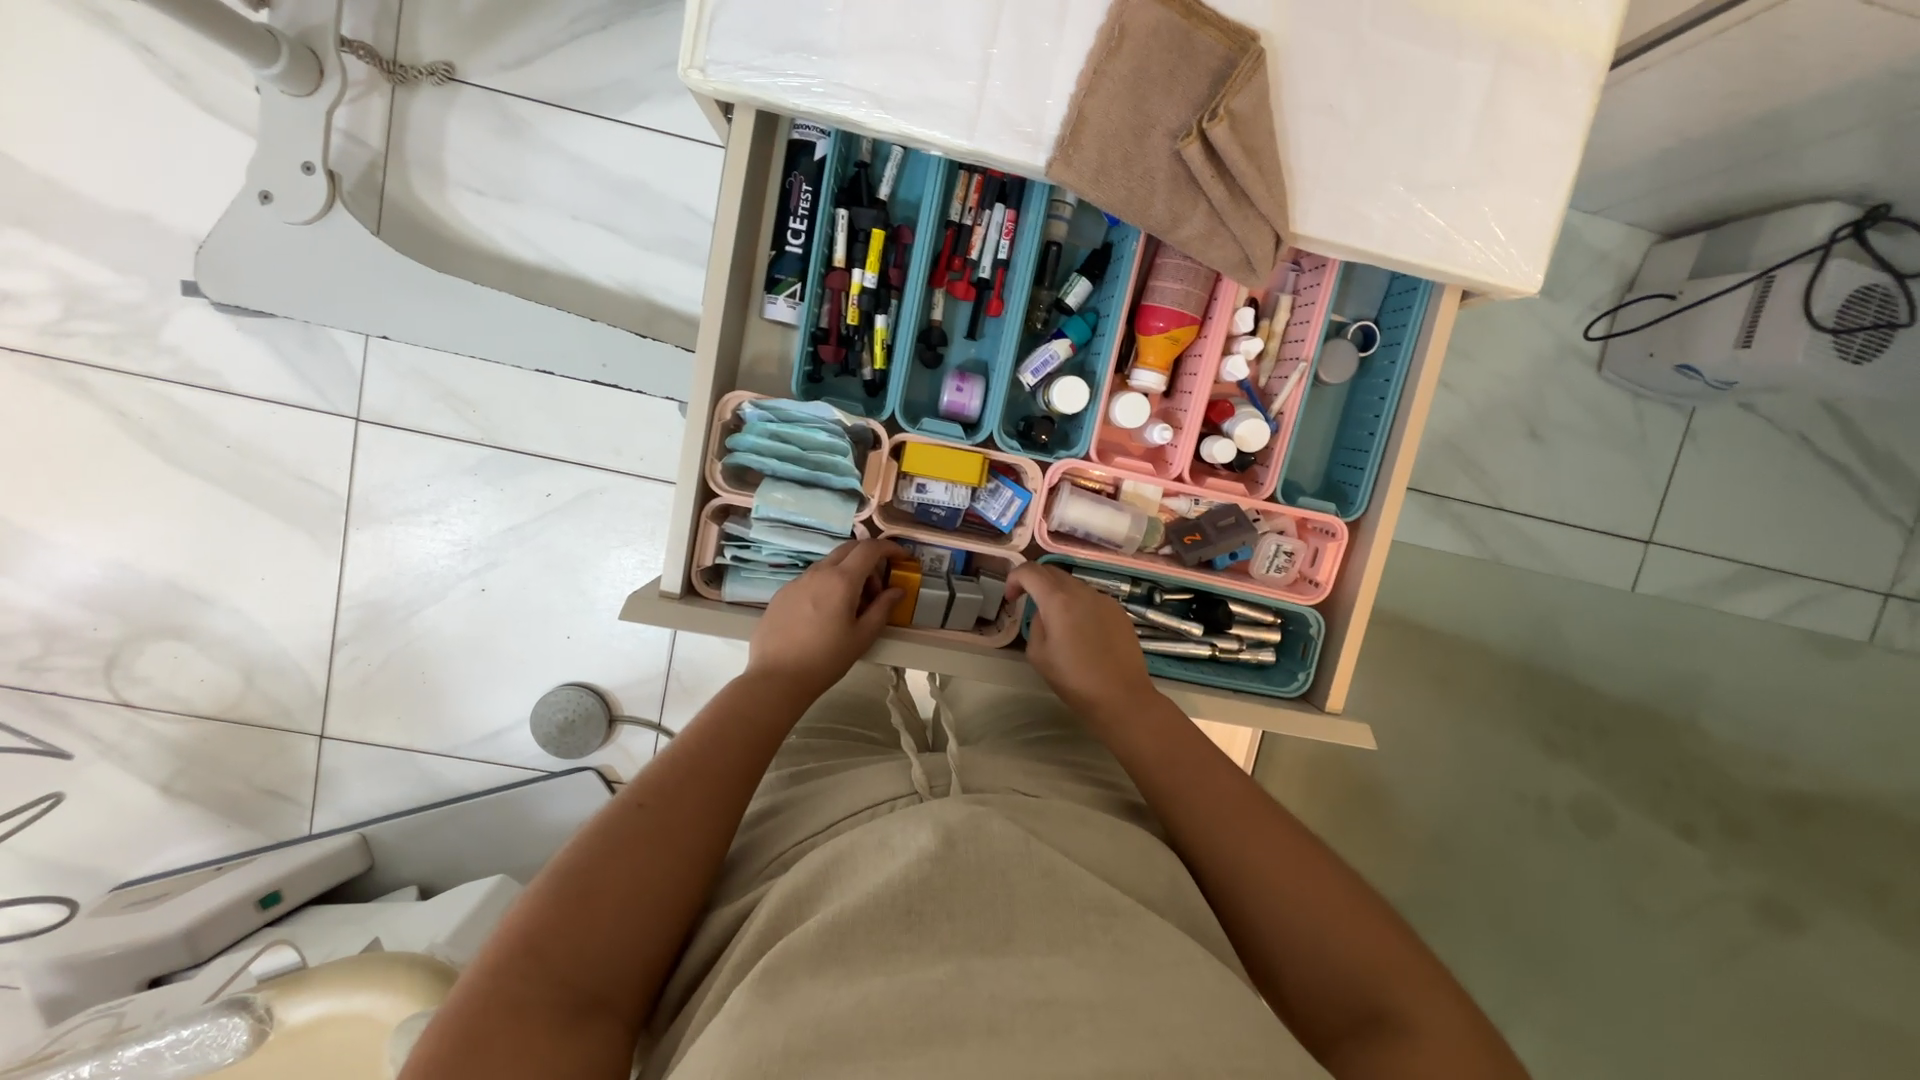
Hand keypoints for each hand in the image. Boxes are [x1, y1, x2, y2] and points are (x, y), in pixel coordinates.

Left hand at [745, 538, 905, 700]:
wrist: (777, 677)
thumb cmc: (826, 659)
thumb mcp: (862, 636)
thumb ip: (883, 608)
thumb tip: (897, 591)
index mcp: (841, 580)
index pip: (870, 549)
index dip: (889, 548)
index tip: (902, 557)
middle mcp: (818, 572)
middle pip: (848, 549)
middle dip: (869, 559)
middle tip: (877, 588)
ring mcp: (797, 581)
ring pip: (829, 564)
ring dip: (847, 574)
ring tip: (851, 607)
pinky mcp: (782, 593)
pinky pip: (811, 578)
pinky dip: (828, 584)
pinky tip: (825, 614)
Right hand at [1006, 562, 1157, 718]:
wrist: (1122, 697)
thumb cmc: (1074, 680)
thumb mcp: (1038, 655)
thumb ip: (1036, 624)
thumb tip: (1045, 613)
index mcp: (1058, 600)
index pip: (1030, 571)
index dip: (1014, 578)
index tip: (1010, 598)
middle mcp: (1083, 591)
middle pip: (1053, 572)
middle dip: (1035, 582)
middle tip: (1026, 602)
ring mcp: (1105, 599)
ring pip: (1074, 585)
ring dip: (1058, 594)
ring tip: (1057, 622)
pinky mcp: (1119, 611)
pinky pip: (1092, 599)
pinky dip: (1079, 605)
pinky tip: (1082, 632)